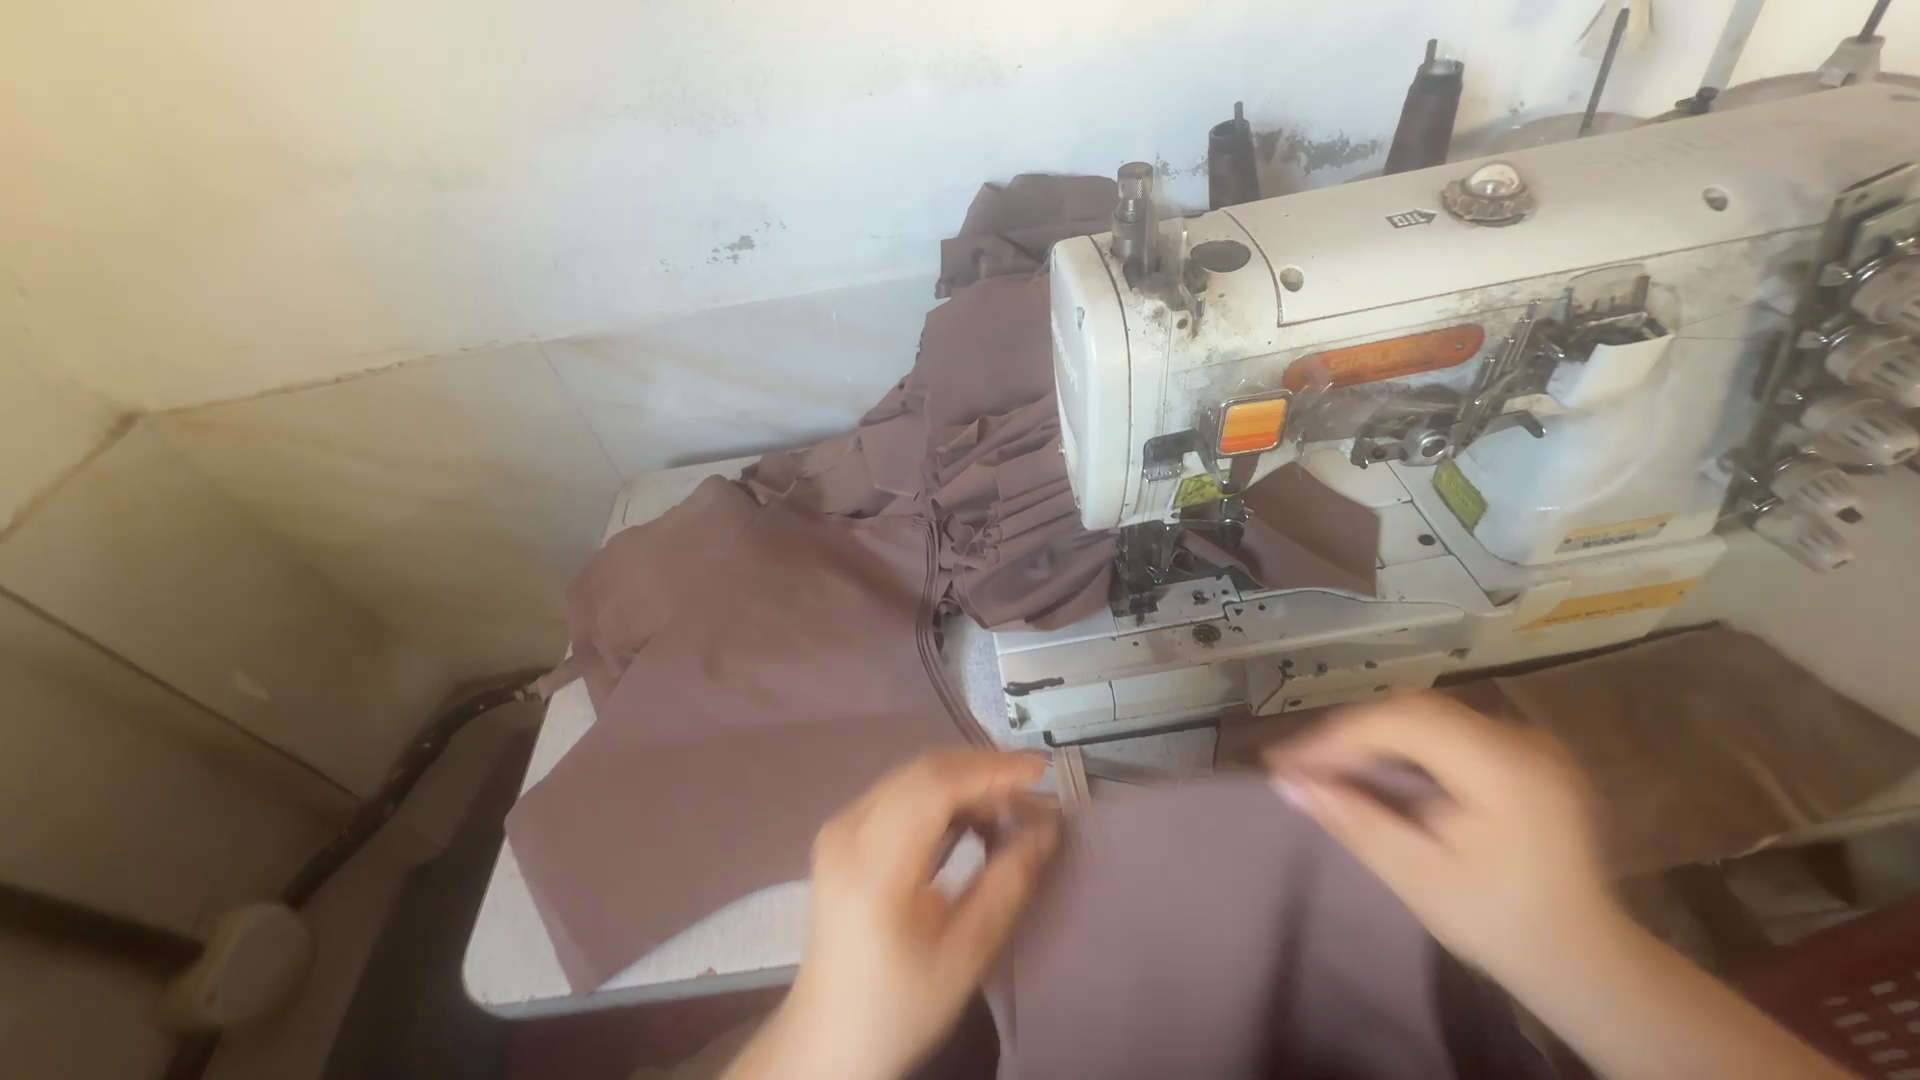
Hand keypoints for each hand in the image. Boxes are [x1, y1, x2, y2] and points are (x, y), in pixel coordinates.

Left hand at [728, 750, 1058, 1079]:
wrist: (830, 1037)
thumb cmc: (900, 1003)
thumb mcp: (967, 952)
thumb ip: (1009, 882)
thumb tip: (1046, 827)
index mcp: (872, 864)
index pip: (934, 785)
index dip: (991, 770)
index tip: (1042, 771)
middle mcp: (848, 831)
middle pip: (923, 772)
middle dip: (984, 772)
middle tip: (1035, 793)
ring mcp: (839, 829)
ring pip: (912, 777)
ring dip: (965, 783)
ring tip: (1012, 810)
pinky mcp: (842, 835)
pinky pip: (899, 794)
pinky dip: (942, 796)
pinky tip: (973, 820)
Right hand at [1265, 694, 1619, 983]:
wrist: (1579, 955)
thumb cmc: (1497, 922)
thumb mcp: (1418, 877)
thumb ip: (1355, 822)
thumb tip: (1287, 782)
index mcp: (1504, 769)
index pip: (1403, 721)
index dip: (1338, 735)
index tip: (1286, 763)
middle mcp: (1519, 740)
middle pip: (1412, 709)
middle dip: (1348, 732)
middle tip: (1299, 763)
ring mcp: (1524, 741)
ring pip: (1423, 713)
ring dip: (1368, 733)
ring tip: (1323, 763)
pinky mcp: (1519, 751)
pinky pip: (1442, 727)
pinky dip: (1396, 741)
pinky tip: (1369, 765)